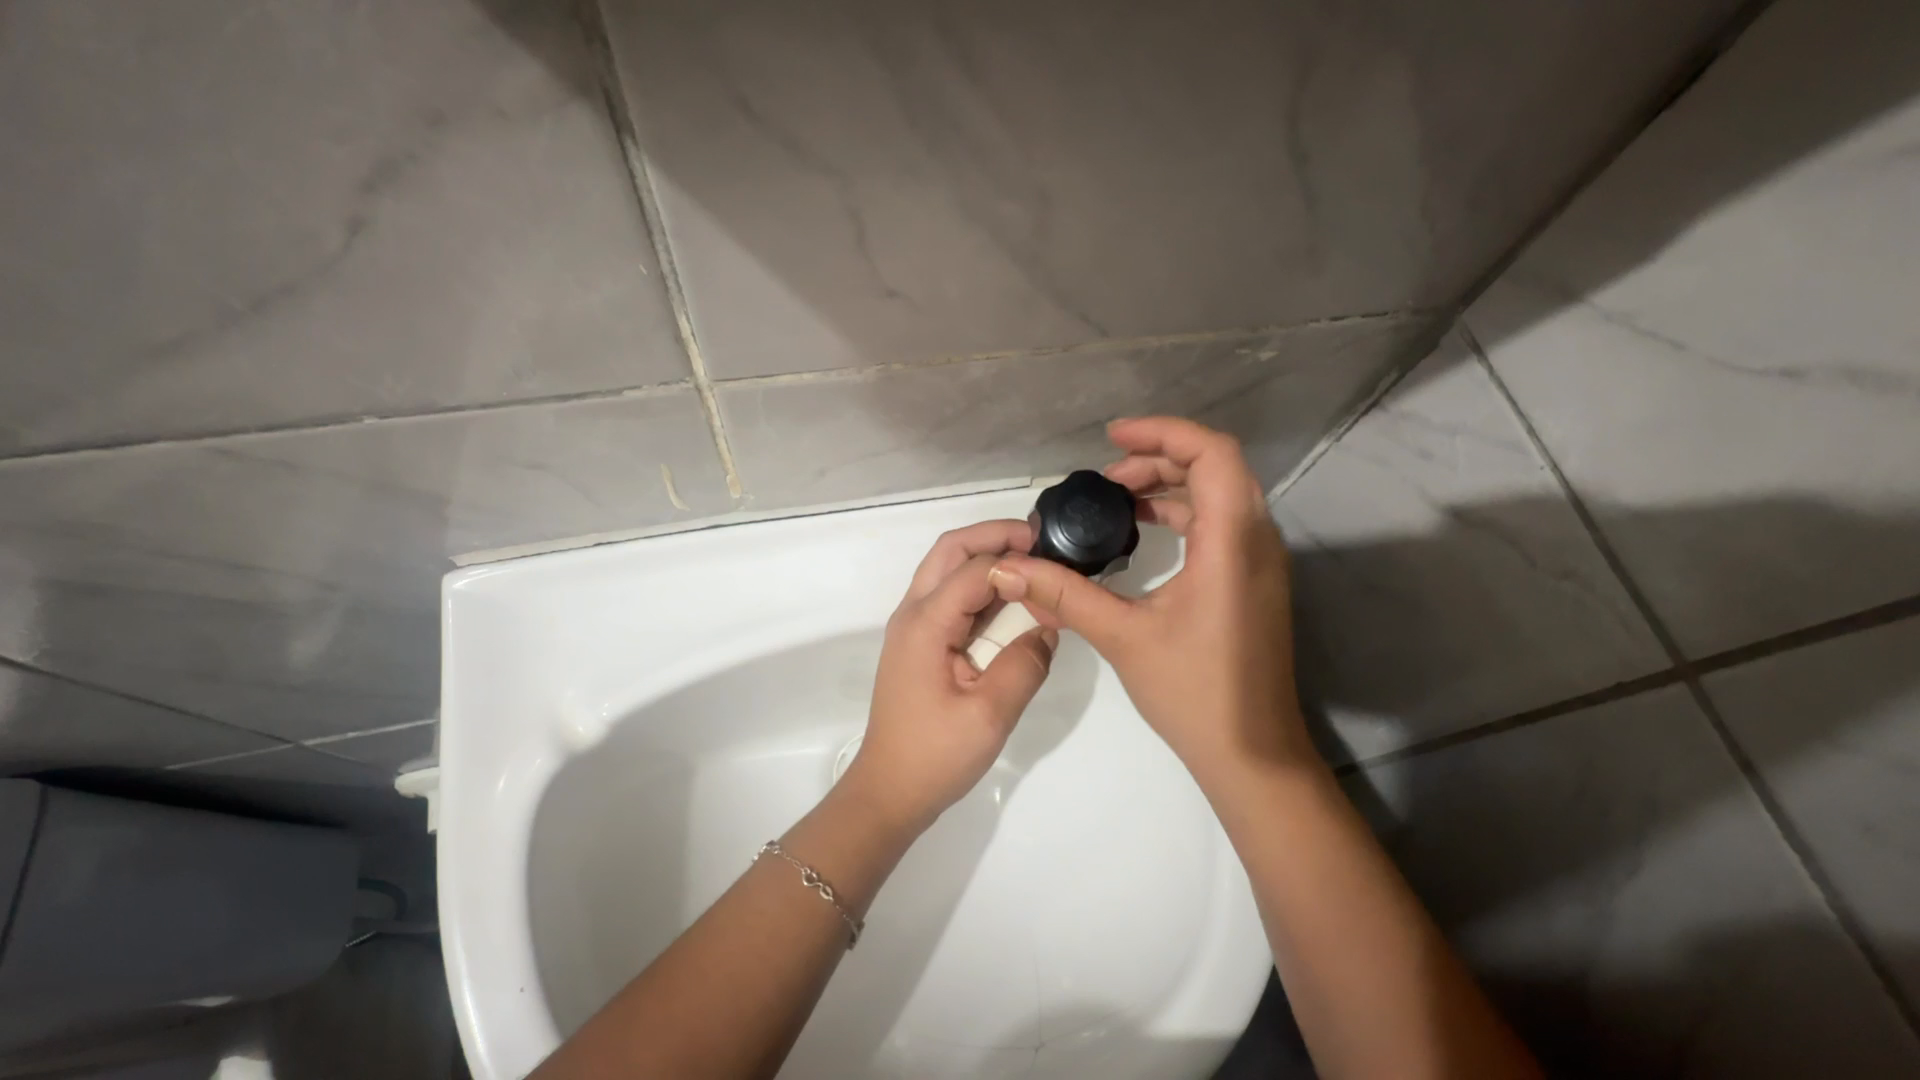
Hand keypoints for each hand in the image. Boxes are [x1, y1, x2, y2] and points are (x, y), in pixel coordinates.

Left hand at [840, 521, 1058, 833]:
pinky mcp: (922, 644)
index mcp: (925, 623)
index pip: (975, 568)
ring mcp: (915, 628)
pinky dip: (983, 589)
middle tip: (1044, 542)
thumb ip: (1024, 665)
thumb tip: (1048, 630)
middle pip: (952, 551)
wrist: (891, 791)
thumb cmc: (935, 755)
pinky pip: (952, 599)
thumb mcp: (990, 715)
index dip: (1017, 561)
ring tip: (1037, 565)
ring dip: (988, 559)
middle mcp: (914, 614)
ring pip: (948, 570)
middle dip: (995, 537)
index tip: (1060, 566)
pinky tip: (1016, 602)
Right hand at [985, 417, 1313, 780]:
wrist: (1252, 754)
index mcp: (1231, 542)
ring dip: (1171, 486)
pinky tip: (1144, 535)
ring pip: (1221, 494)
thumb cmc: (1193, 693)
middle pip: (1216, 467)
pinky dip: (1184, 514)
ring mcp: (1261, 563)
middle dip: (1159, 459)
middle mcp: (1256, 541)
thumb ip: (1064, 594)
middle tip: (1105, 479)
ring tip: (1117, 501)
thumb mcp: (1122, 637)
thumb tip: (1008, 568)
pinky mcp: (1254, 583)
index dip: (1163, 433)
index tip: (1112, 438)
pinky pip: (1223, 524)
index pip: (1212, 453)